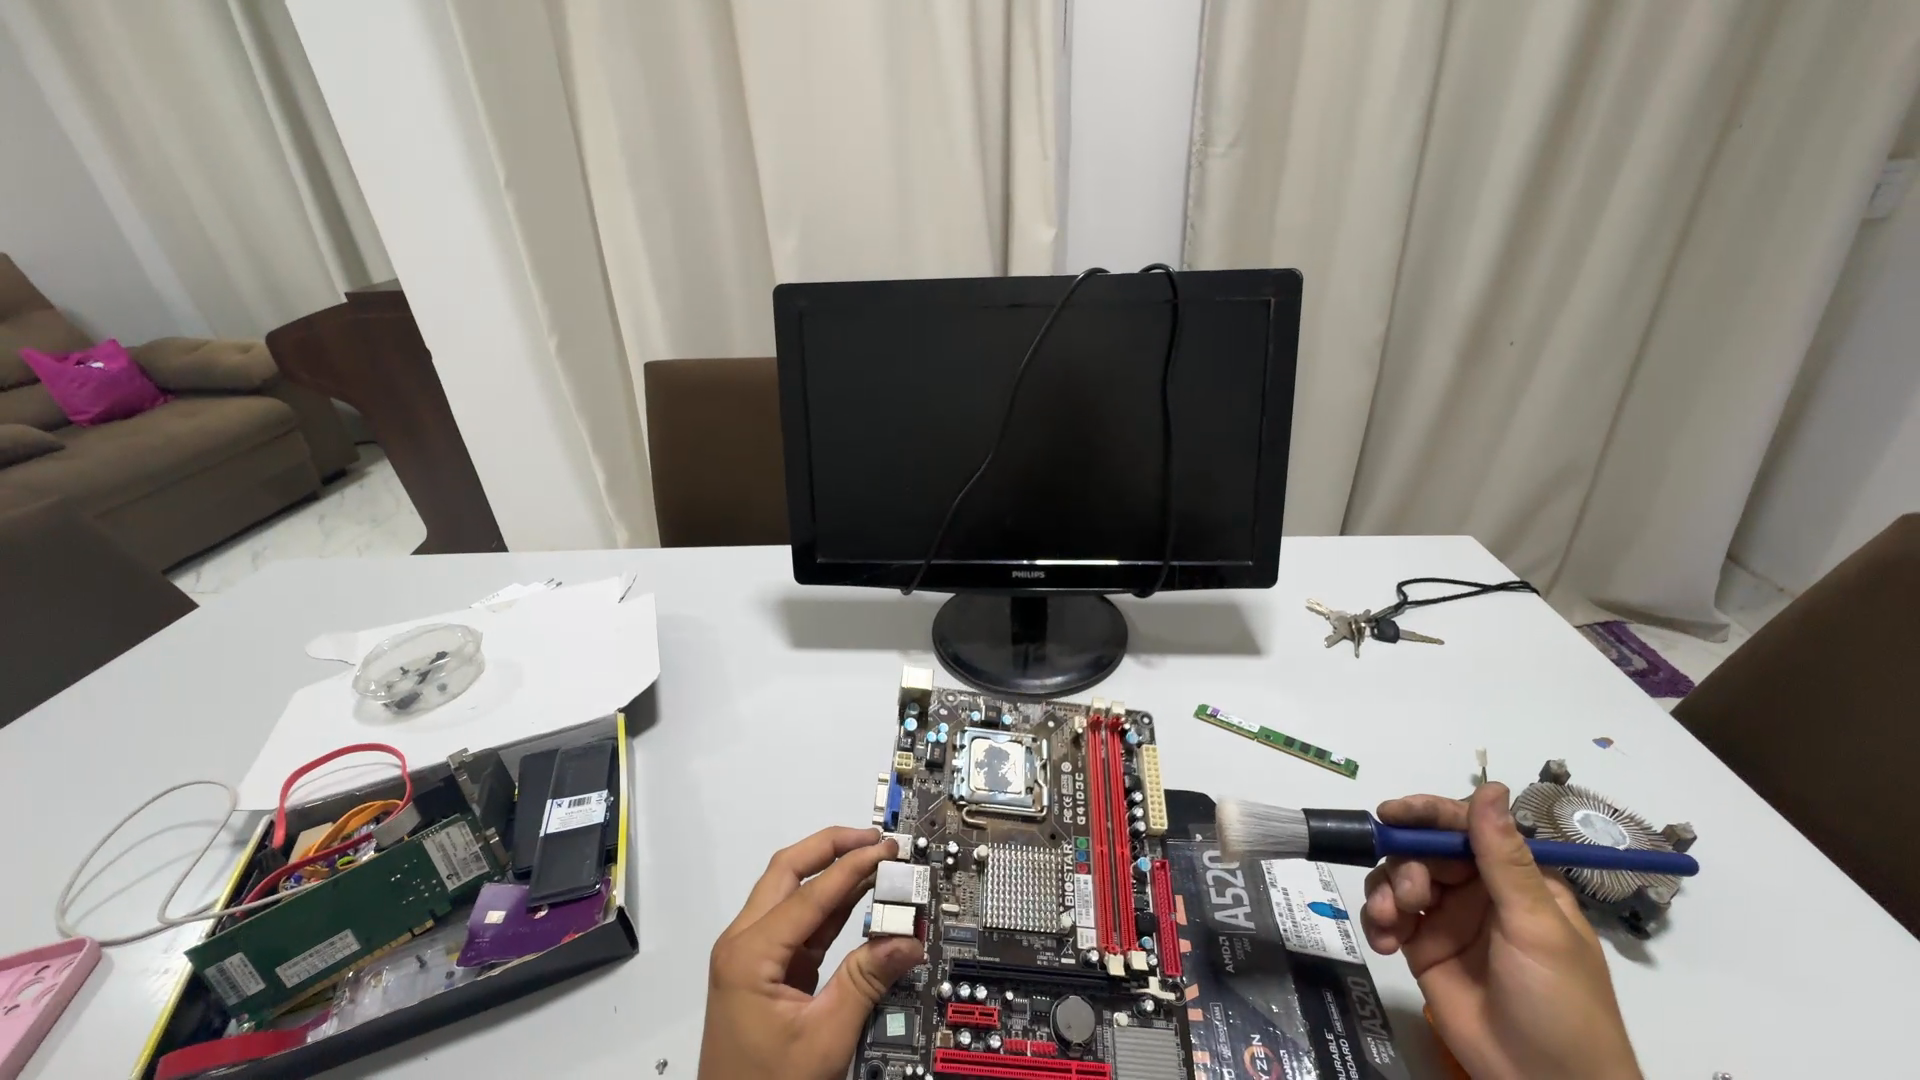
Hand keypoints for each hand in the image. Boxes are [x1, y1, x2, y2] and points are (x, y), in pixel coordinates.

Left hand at [699, 827, 923, 1079]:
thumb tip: (906, 940)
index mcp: (748, 955)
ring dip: (831, 871)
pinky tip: (860, 895)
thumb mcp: (824, 1037)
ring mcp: (752, 955)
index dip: (852, 867)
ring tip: (874, 859)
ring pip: (791, 891)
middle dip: (831, 847)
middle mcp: (743, 944)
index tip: (886, 850)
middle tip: (874, 840)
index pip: (809, 894)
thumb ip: (866, 981)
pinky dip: (830, 903)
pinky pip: (800, 921)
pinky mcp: (766, 969)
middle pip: (787, 872)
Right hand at [1361, 783, 1640, 1079]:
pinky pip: (1385, 916)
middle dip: (1404, 863)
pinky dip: (1375, 921)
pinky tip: (1381, 941)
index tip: (1392, 814)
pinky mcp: (1420, 948)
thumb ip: (1502, 858)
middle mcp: (1477, 891)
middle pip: (1423, 850)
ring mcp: (1446, 920)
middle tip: (1409, 895)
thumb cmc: (1559, 1003)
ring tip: (1389, 922)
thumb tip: (1490, 787)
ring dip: (1384, 893)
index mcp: (1514, 879)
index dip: (1428, 814)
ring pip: (1397, 879)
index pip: (1465, 827)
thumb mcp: (1535, 927)